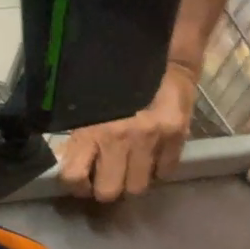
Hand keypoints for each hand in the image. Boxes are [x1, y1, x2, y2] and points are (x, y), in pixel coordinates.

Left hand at [56, 62, 196, 201]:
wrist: (161, 56)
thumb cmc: (116, 87)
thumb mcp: (88, 113)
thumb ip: (80, 142)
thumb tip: (73, 172)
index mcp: (90, 131)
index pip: (73, 177)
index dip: (77, 187)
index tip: (83, 183)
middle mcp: (119, 138)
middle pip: (108, 192)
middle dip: (107, 189)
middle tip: (109, 178)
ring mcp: (150, 137)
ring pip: (137, 188)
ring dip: (133, 182)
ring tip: (132, 168)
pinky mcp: (176, 134)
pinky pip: (165, 172)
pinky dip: (158, 170)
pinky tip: (153, 157)